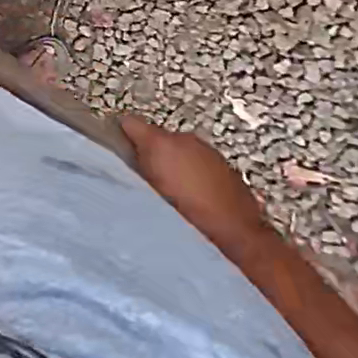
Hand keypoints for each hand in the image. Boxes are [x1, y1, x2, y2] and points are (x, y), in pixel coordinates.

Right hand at [119, 114, 272, 256]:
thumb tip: (122, 159)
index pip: (129, 123)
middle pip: (156, 137)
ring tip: (173, 191)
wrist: (237, 235)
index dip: (122, 137)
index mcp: (159, 141)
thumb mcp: (145, 192)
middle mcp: (184, 138)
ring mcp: (207, 150)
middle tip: (147, 178)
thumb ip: (132, 167)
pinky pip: (200, 162)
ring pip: (180, 150)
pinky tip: (195, 197)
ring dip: (174, 163)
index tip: (120, 153)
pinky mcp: (225, 165)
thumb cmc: (186, 215)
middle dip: (151, 153)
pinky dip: (194, 172)